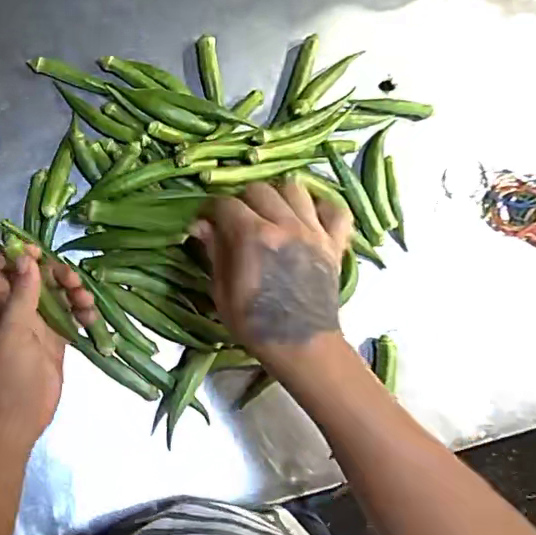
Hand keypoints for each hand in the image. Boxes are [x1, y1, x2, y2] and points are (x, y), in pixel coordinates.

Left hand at [0, 245, 96, 440]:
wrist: (18, 418)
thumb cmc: (8, 374)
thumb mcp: (12, 330)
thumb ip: (21, 294)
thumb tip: (26, 257)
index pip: (1, 270)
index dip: (17, 256)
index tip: (39, 251)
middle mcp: (18, 312)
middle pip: (36, 279)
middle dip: (55, 273)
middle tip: (72, 280)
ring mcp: (39, 327)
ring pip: (57, 297)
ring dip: (73, 292)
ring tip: (86, 301)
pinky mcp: (57, 342)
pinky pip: (71, 318)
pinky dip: (82, 313)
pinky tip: (91, 317)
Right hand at [191, 180, 352, 365]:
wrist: (301, 346)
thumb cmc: (255, 324)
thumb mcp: (221, 292)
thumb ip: (213, 252)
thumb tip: (200, 224)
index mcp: (253, 236)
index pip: (226, 204)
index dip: (212, 210)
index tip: (208, 221)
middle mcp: (285, 224)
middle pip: (259, 189)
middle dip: (243, 200)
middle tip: (238, 220)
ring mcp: (314, 231)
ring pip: (294, 189)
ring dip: (278, 196)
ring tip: (271, 213)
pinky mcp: (334, 243)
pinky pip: (335, 209)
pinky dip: (322, 207)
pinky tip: (309, 216)